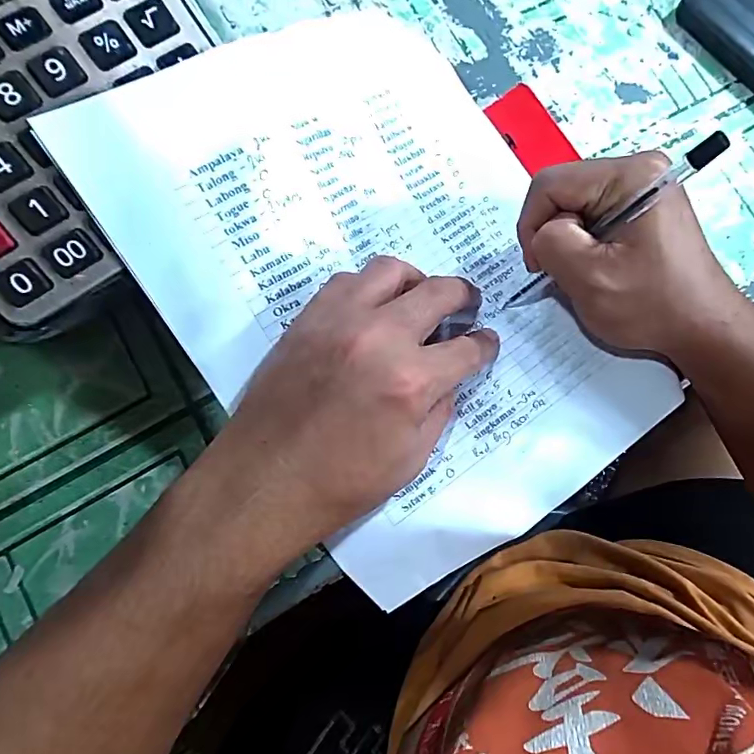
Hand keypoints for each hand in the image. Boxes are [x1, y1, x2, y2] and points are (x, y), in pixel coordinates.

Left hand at [190, 257, 498, 559]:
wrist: (265, 481)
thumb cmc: (343, 483)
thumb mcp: (412, 458)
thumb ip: (439, 409)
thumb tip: (449, 378)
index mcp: (411, 381)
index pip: (468, 348)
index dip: (485, 345)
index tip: (487, 342)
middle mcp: (379, 338)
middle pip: (438, 292)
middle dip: (464, 297)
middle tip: (467, 306)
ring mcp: (339, 321)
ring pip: (390, 270)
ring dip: (416, 281)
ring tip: (419, 299)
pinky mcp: (307, 319)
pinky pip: (346, 281)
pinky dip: (369, 289)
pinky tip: (372, 311)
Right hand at [517, 153, 753, 362]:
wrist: (704, 328)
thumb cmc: (654, 307)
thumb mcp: (589, 278)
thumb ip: (550, 243)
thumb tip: (544, 233)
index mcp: (631, 176)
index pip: (550, 184)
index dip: (532, 225)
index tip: (540, 266)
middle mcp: (641, 171)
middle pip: (565, 192)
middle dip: (556, 234)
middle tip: (567, 274)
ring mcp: (646, 189)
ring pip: (578, 208)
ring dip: (572, 244)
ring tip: (591, 275)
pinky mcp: (647, 209)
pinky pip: (597, 218)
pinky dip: (589, 246)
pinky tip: (605, 270)